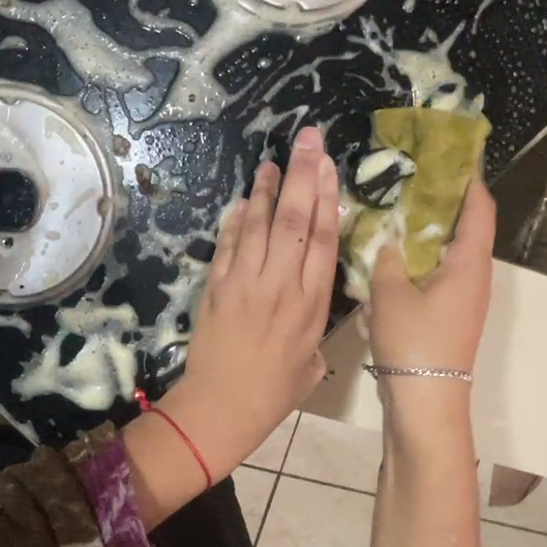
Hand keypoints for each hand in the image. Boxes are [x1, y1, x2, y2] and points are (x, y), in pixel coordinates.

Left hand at [164, 126, 340, 477]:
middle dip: (302, 176)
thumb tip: (314, 308)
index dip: (327, 199)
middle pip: (294, 221)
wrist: (221, 406)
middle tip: (308, 140)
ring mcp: (245, 284)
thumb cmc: (273, 393)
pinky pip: (228, 245)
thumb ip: (317, 330)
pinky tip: (242, 201)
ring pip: (259, 226)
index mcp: (311, 306)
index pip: (322, 240)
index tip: (330, 167)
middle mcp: (281, 287)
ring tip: (273, 162)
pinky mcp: (216, 288)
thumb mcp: (311, 364)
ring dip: (265, 190)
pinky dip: (235, 221)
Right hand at [366, 178, 496, 412]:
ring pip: (446, 255)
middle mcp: (473, 278)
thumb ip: (385, 259)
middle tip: (407, 180)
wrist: (426, 403)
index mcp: (469, 264)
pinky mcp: (447, 319)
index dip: (467, 178)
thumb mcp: (390, 295)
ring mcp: (462, 301)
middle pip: (463, 228)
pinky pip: (434, 278)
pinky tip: (386, 261)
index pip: (478, 207)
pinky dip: (416, 263)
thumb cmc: (415, 343)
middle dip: (439, 203)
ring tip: (391, 214)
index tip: (448, 154)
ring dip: (424, 235)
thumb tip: (385, 240)